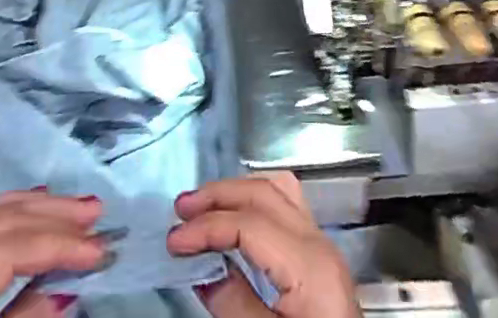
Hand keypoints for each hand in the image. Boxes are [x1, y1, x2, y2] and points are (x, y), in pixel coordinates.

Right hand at [167, 173, 359, 317]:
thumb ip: (234, 305)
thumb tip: (201, 269)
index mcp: (310, 268)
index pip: (247, 225)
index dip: (205, 228)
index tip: (173, 243)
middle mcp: (319, 245)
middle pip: (262, 195)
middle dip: (216, 197)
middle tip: (180, 211)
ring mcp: (323, 248)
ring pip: (275, 190)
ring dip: (233, 192)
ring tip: (201, 207)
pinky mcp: (320, 257)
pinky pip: (285, 204)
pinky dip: (252, 200)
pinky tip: (233, 214)